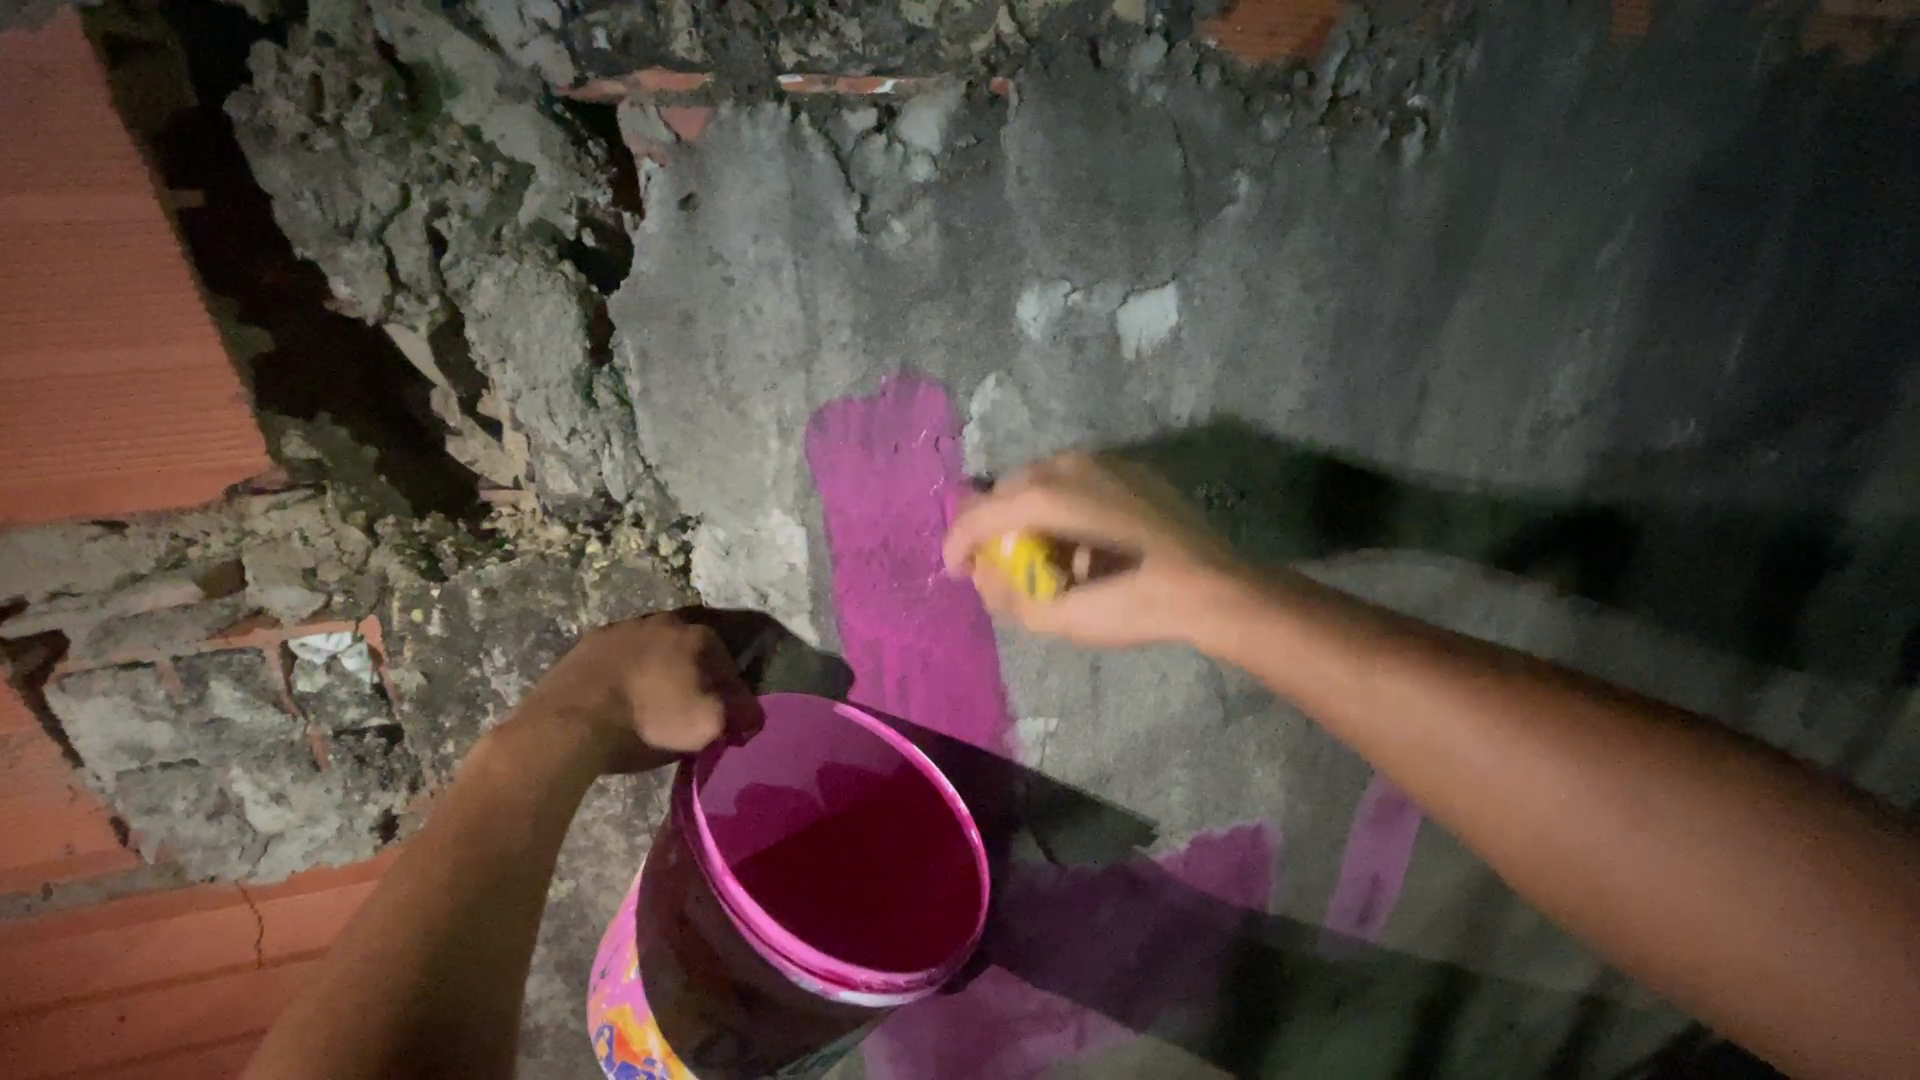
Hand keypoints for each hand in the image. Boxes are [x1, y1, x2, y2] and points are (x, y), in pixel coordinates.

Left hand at [508, 611, 763, 774]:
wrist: (569, 724)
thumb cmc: (647, 722)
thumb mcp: (708, 726)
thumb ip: (740, 715)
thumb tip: (751, 716)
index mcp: (697, 635)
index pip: (729, 664)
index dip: (730, 694)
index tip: (724, 719)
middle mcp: (663, 620)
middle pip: (691, 650)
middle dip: (696, 675)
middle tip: (689, 708)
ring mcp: (622, 627)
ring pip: (654, 648)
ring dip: (660, 669)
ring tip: (652, 703)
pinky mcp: (588, 642)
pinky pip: (620, 655)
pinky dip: (627, 672)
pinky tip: (620, 696)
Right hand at [942, 452, 1249, 647]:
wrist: (1215, 587)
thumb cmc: (1135, 604)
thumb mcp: (1060, 617)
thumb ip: (1007, 595)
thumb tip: (985, 574)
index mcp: (1044, 496)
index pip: (979, 513)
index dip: (957, 544)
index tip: (957, 572)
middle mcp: (1067, 464)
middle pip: (1007, 491)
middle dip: (995, 528)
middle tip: (1003, 567)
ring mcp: (1103, 461)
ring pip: (1041, 482)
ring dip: (1030, 516)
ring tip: (1047, 557)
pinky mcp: (1131, 469)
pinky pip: (1076, 482)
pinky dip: (1063, 508)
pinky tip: (1083, 542)